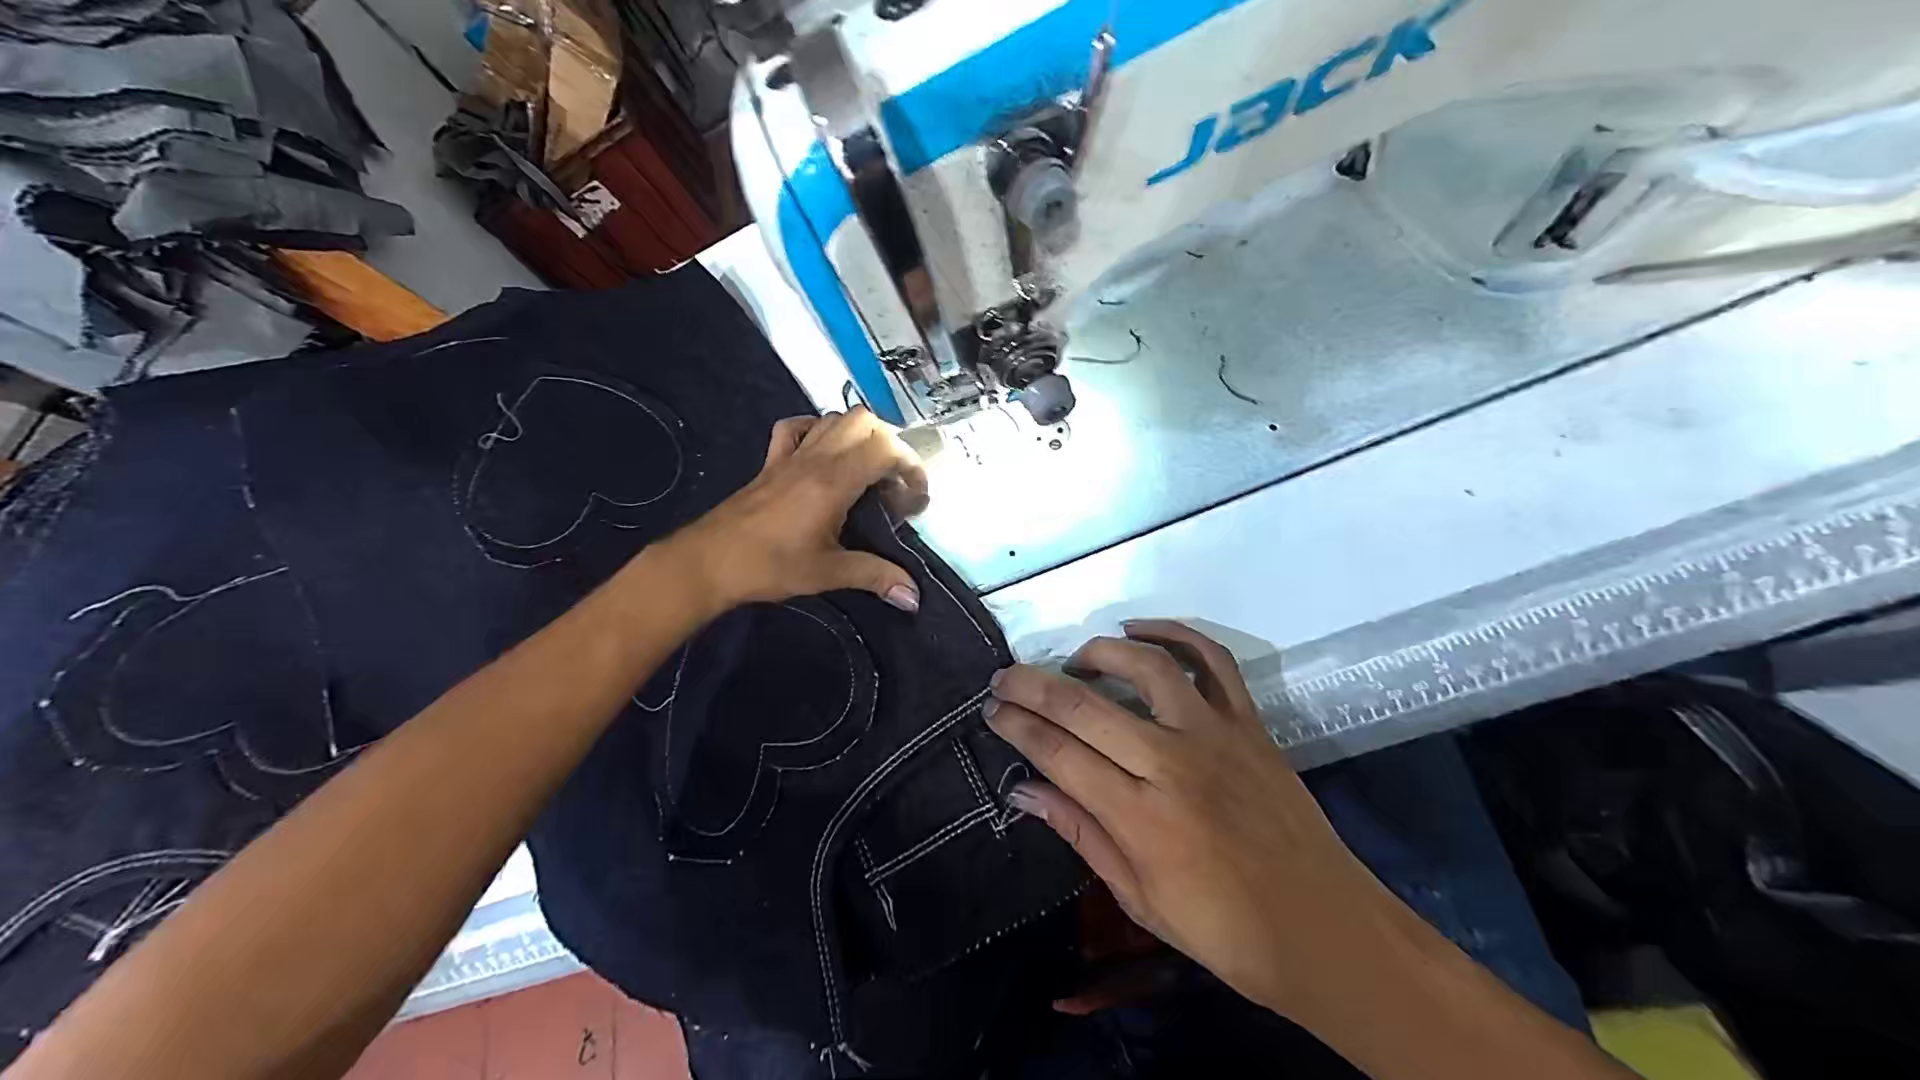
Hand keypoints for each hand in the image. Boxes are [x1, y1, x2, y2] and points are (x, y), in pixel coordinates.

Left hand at [661, 408, 928, 617]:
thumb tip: (913, 597)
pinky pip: (798, 428)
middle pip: (864, 421)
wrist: (708, 562)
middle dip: (891, 444)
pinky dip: (819, 430)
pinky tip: (826, 453)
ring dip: (860, 436)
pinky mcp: (771, 462)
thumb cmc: (769, 566)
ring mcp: (791, 456)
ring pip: (834, 419)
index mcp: (833, 481)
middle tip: (894, 481)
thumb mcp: (828, 573)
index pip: (885, 448)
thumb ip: (875, 576)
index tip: (915, 498)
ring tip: (869, 471)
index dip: (911, 465)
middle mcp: (815, 458)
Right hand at [983, 620, 1395, 1014]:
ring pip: (1145, 667)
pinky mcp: (1249, 723)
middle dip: (1031, 686)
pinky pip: (1212, 660)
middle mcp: (1172, 763)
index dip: (1016, 727)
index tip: (991, 711)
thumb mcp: (1138, 897)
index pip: (1058, 753)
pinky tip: (1139, 632)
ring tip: (1071, 662)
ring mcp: (1215, 734)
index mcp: (1140, 817)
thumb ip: (1079, 833)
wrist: (1323, 927)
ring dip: (1097, 653)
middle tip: (1003, 678)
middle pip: (1084, 706)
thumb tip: (1022, 790)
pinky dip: (1176, 634)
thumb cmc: (1223, 929)